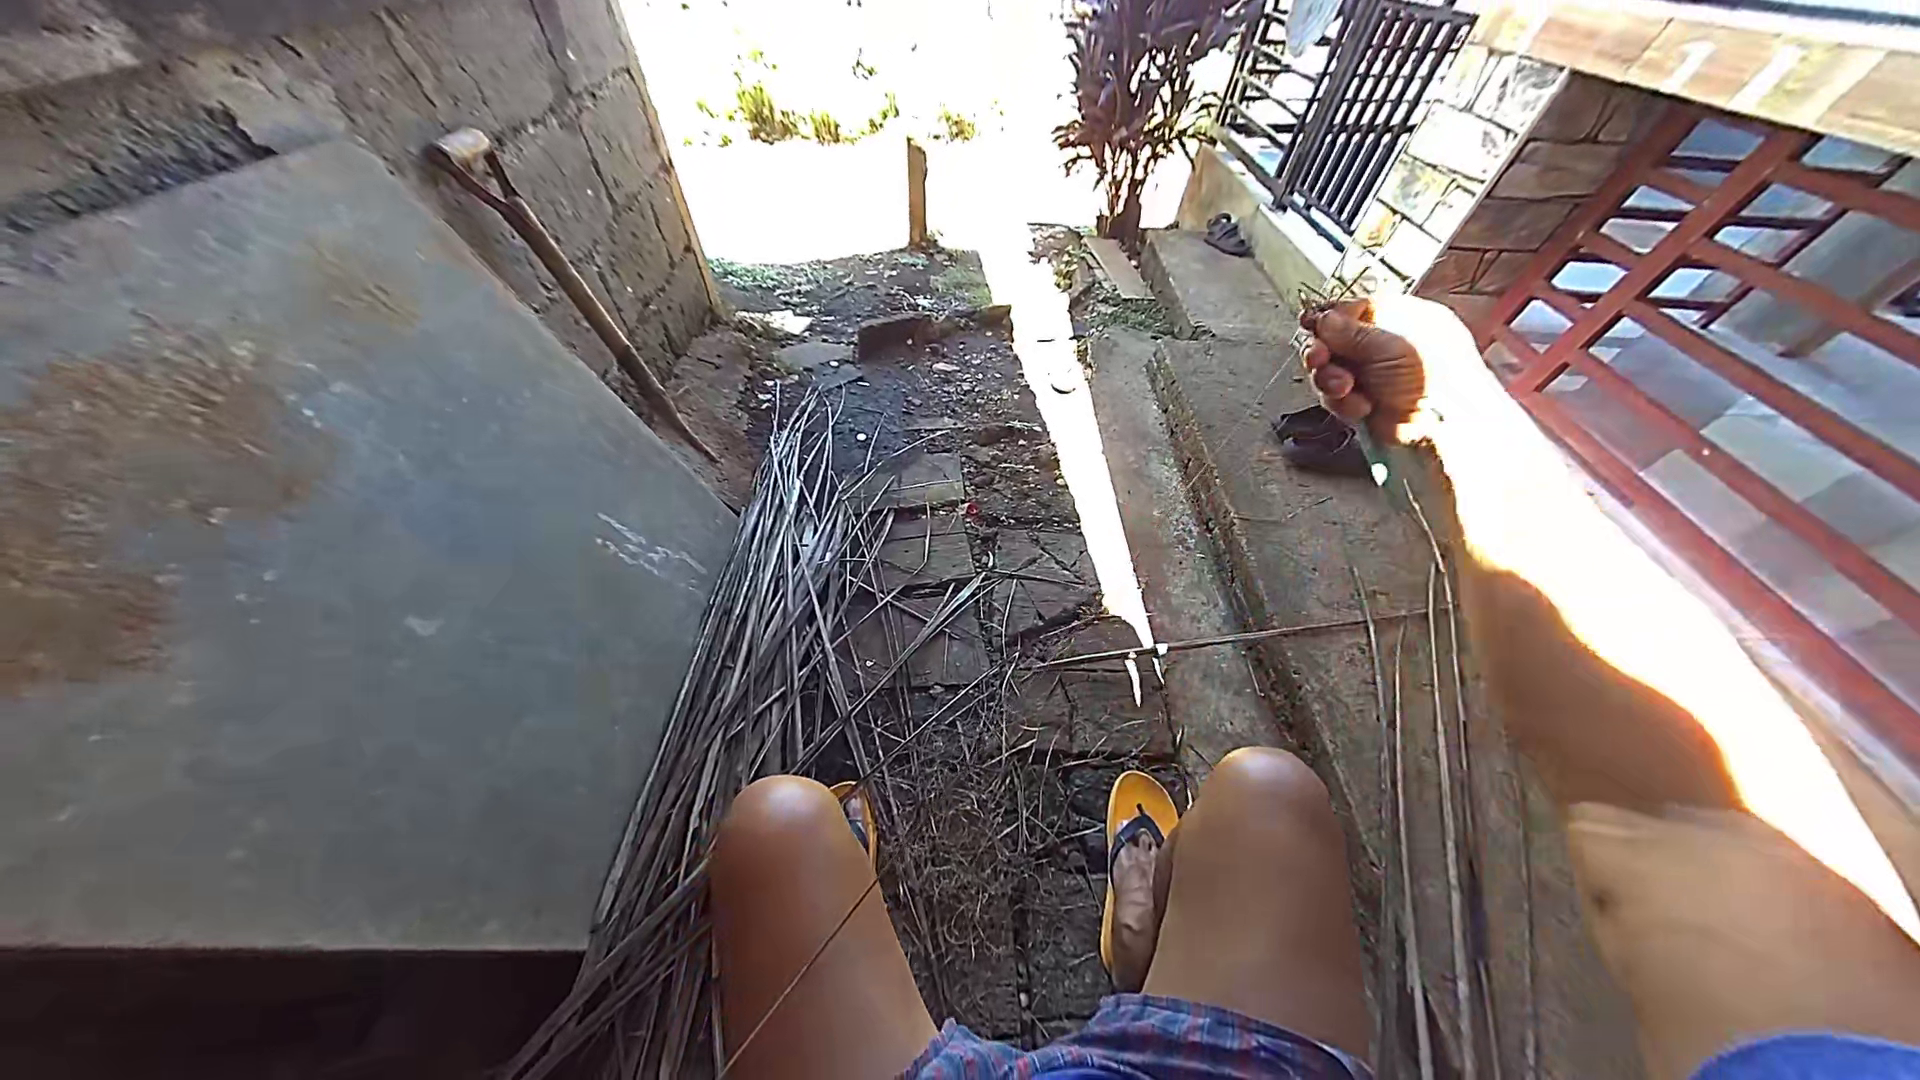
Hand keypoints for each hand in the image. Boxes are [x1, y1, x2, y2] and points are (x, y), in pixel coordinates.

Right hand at [1300, 295, 1474, 443]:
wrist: (1439, 425)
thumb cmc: (1433, 380)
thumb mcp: (1391, 345)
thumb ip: (1352, 331)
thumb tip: (1324, 319)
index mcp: (1398, 320)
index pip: (1351, 311)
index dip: (1330, 320)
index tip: (1316, 327)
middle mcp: (1381, 346)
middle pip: (1331, 342)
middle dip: (1321, 353)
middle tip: (1320, 359)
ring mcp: (1369, 374)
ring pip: (1326, 371)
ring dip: (1330, 380)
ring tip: (1345, 388)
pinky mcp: (1359, 399)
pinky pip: (1331, 396)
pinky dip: (1341, 402)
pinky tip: (1360, 404)